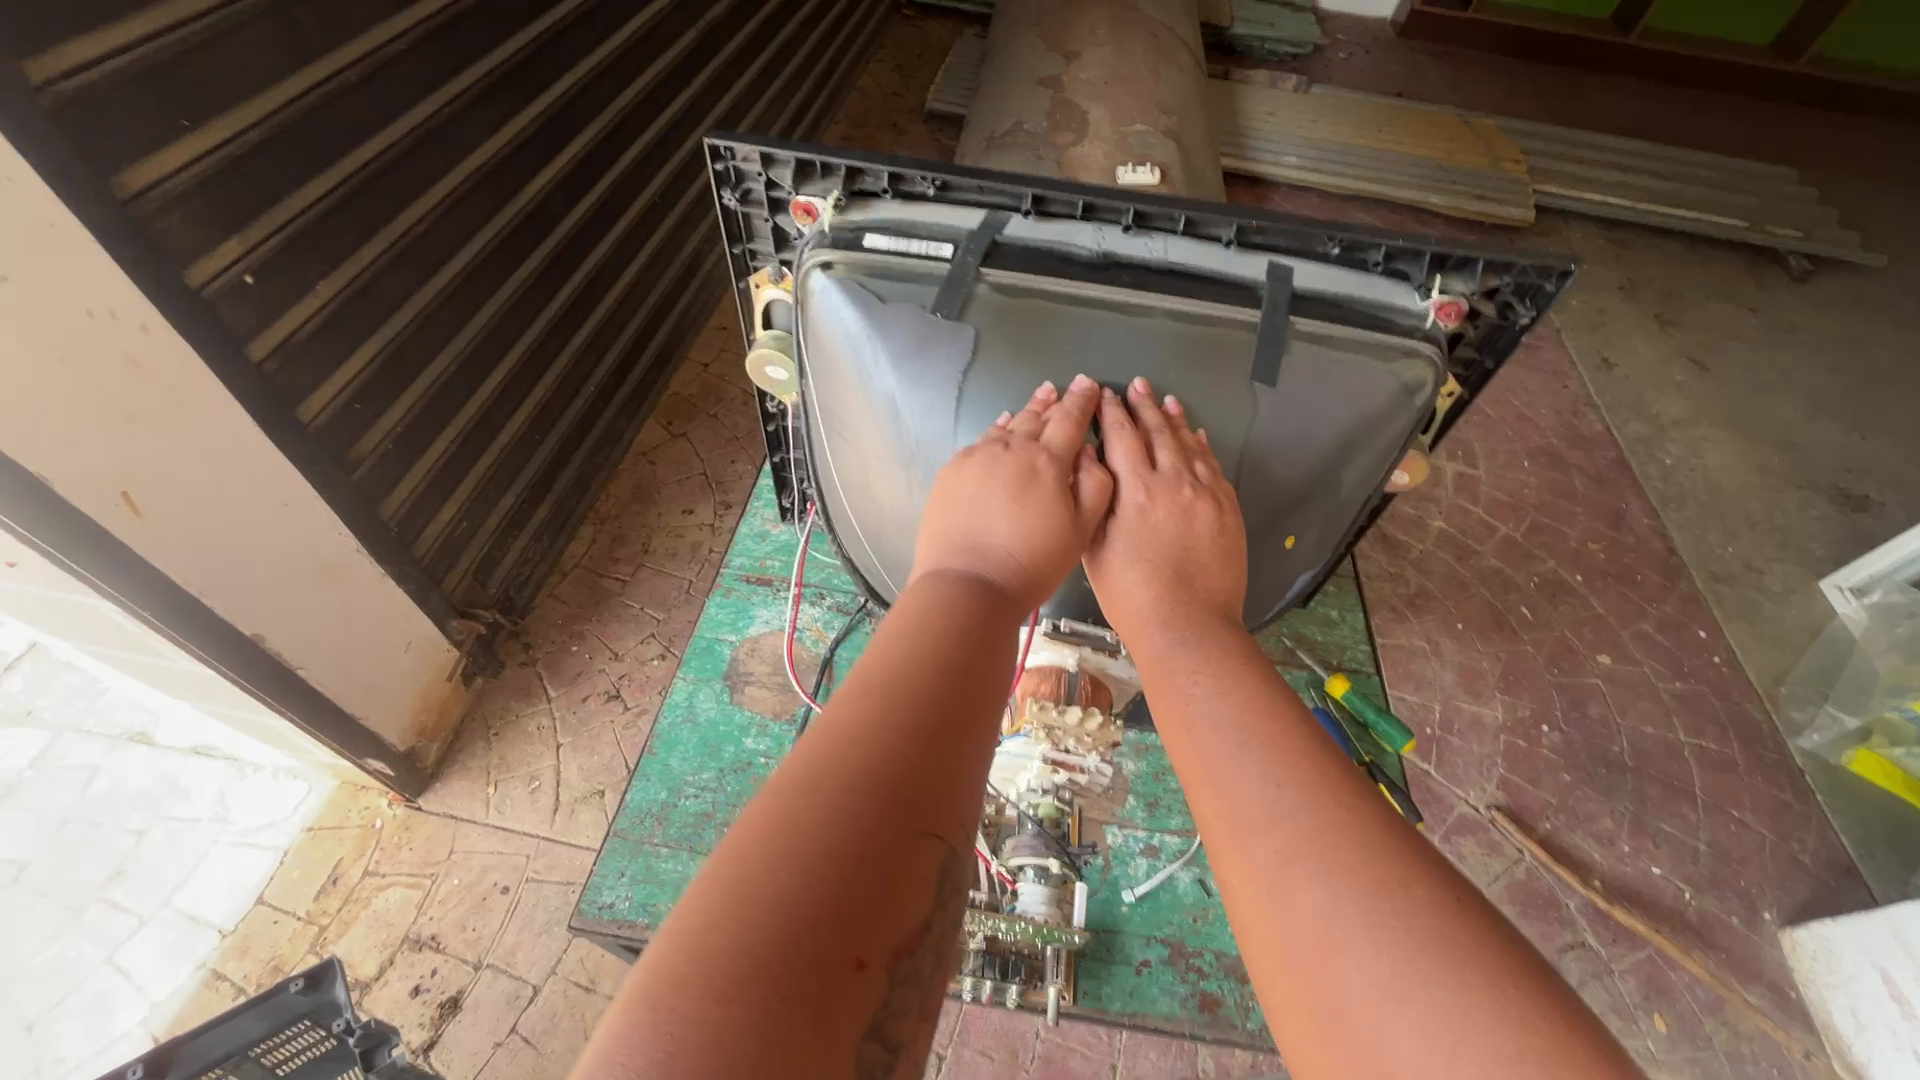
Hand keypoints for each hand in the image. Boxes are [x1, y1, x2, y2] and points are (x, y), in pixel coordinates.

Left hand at [910, 374, 1112, 612]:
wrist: (969, 584)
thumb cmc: (1034, 563)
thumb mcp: (1081, 531)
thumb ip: (1094, 485)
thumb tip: (1089, 452)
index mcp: (1049, 461)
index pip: (1070, 419)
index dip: (1082, 400)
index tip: (1088, 384)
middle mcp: (1012, 449)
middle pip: (1035, 417)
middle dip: (1052, 402)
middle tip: (1060, 389)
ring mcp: (977, 458)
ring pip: (1006, 426)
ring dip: (1024, 413)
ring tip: (1035, 401)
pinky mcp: (952, 472)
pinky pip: (979, 442)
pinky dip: (995, 431)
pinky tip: (999, 427)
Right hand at [1084, 377, 1247, 643]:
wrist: (1188, 625)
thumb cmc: (1130, 595)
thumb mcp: (1095, 549)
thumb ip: (1095, 502)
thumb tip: (1092, 464)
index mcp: (1135, 491)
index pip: (1121, 437)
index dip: (1111, 412)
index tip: (1104, 394)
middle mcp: (1173, 482)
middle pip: (1157, 432)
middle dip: (1144, 405)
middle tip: (1136, 384)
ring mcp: (1205, 493)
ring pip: (1188, 444)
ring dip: (1175, 419)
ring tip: (1166, 398)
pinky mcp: (1227, 508)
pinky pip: (1213, 466)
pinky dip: (1203, 445)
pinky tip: (1197, 434)